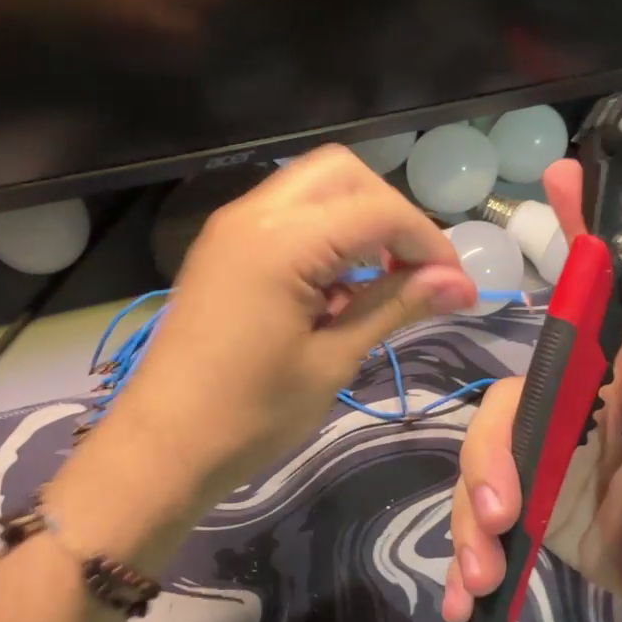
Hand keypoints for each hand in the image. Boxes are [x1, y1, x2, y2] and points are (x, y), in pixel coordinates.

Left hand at [100, 146, 478, 502]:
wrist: (162, 446)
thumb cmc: (250, 415)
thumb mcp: (332, 360)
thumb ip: (394, 306)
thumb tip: (459, 284)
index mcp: (281, 240)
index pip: (377, 211)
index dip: (428, 242)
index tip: (455, 287)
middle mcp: (253, 214)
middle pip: (342, 174)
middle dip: (389, 214)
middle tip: (413, 272)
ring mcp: (230, 228)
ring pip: (311, 188)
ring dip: (354, 220)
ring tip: (377, 285)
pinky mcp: (220, 248)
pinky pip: (283, 215)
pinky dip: (320, 234)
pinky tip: (333, 290)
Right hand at [439, 294, 621, 621]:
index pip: (576, 345)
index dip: (543, 352)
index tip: (535, 388)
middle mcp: (579, 417)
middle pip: (510, 406)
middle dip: (488, 454)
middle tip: (499, 513)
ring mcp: (547, 465)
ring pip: (484, 462)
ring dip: (470, 514)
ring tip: (484, 574)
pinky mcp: (530, 512)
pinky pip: (481, 519)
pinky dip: (465, 557)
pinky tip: (465, 598)